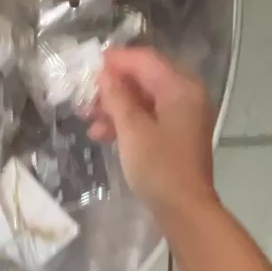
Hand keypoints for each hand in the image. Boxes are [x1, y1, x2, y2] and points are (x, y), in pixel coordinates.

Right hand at [87, 48, 219, 217]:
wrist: (184, 209)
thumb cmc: (159, 168)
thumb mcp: (132, 131)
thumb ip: (118, 99)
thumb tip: (106, 76)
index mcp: (181, 88)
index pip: (146, 61)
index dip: (117, 60)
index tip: (90, 65)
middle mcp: (186, 96)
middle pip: (146, 80)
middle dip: (114, 87)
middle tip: (85, 98)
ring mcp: (183, 118)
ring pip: (145, 102)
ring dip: (116, 108)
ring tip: (88, 120)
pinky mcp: (177, 138)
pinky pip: (150, 120)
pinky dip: (128, 123)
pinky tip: (104, 135)